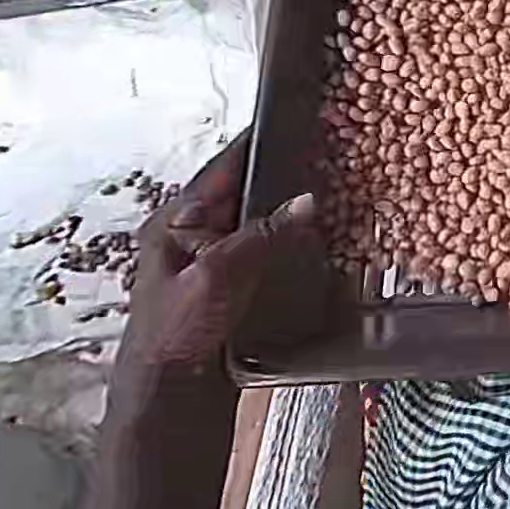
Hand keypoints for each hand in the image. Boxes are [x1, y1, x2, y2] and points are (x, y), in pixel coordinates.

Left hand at [120, 130, 315, 376]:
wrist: (172, 392)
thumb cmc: (181, 330)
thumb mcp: (220, 276)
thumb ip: (264, 234)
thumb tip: (310, 198)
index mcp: (180, 218)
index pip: (226, 165)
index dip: (260, 140)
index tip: (300, 116)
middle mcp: (198, 228)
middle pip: (248, 186)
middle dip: (286, 168)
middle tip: (332, 149)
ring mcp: (218, 251)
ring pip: (262, 212)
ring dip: (293, 199)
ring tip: (337, 179)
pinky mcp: (237, 273)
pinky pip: (270, 238)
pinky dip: (294, 228)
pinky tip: (324, 224)